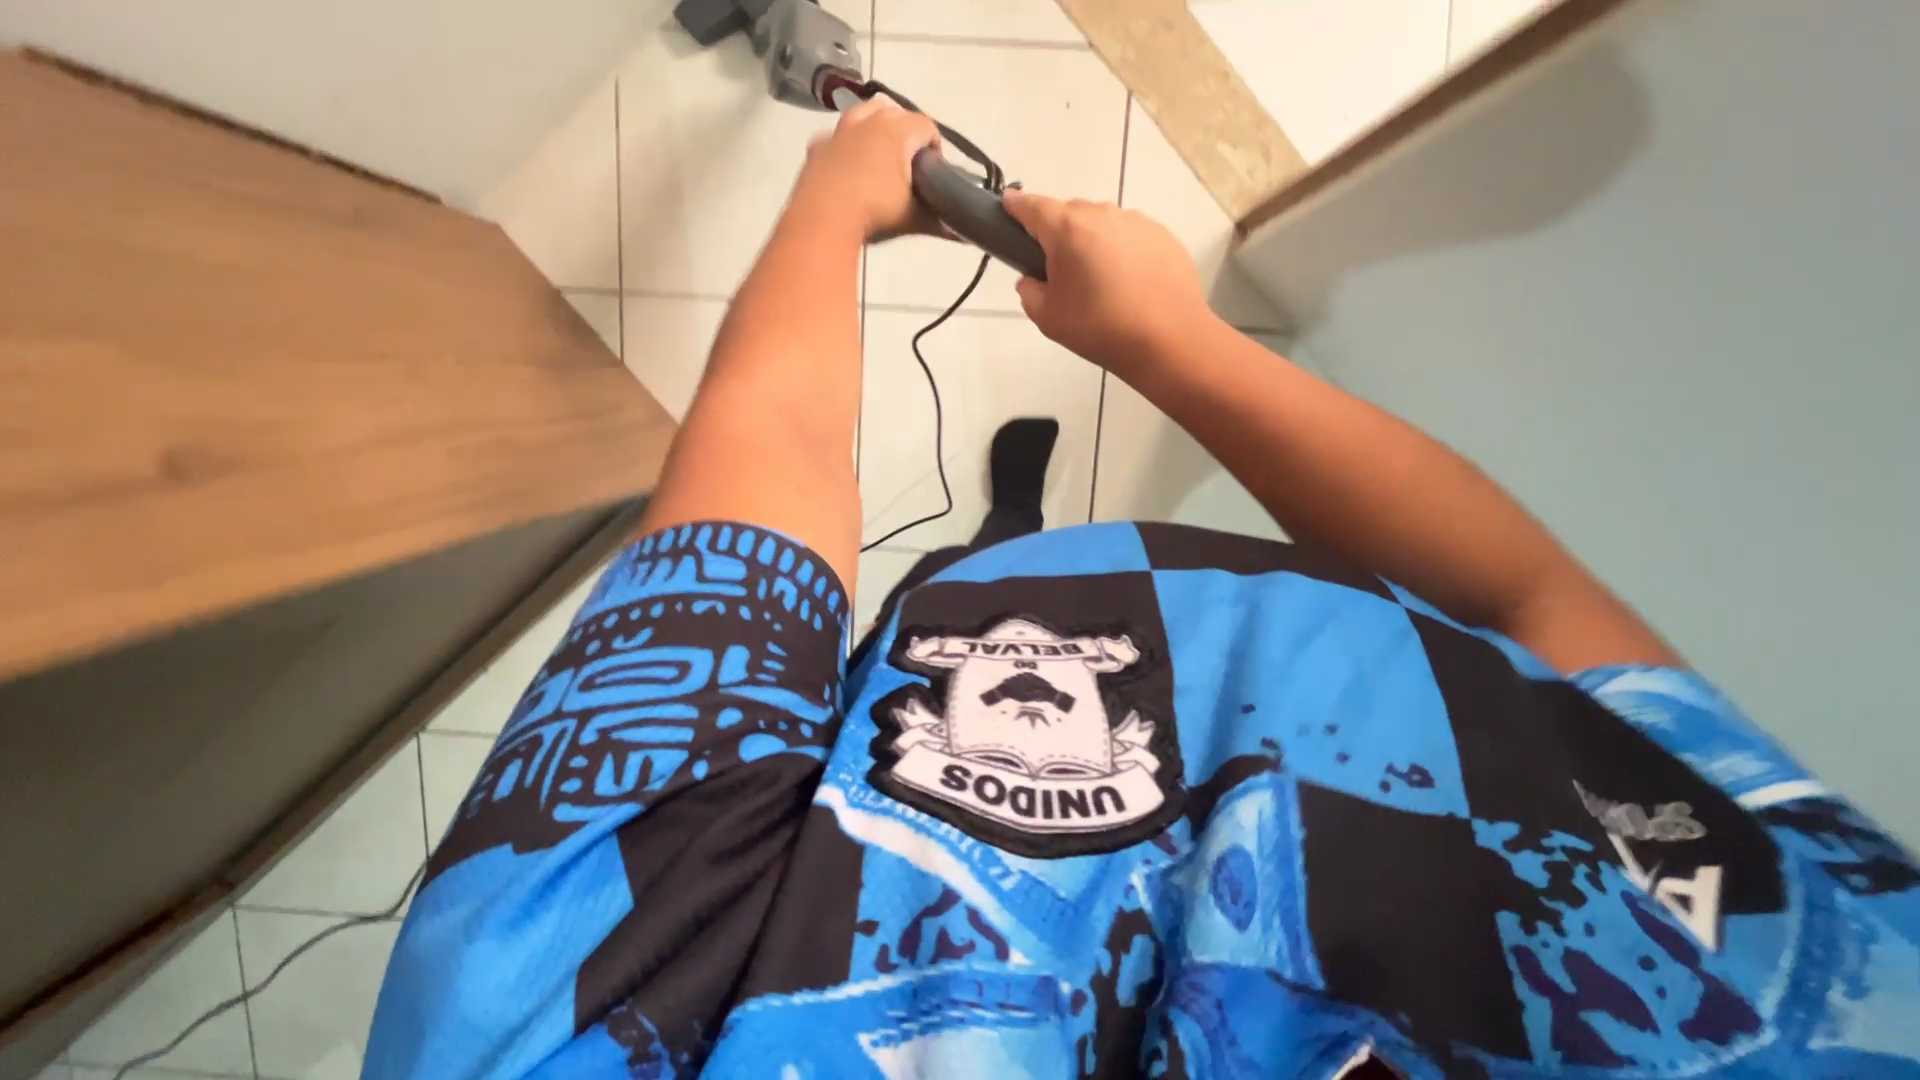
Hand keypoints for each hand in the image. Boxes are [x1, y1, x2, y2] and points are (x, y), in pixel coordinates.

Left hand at [792, 97, 942, 241]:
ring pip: (864, 113)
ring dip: (875, 128)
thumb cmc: (875, 212)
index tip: (934, 172)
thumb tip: (964, 235)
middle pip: (896, 113)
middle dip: (906, 133)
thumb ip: (938, 222)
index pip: (927, 126)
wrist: (823, 218)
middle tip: (908, 165)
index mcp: (898, 131)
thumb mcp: (912, 218)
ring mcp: (840, 130)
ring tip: (880, 157)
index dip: (935, 147)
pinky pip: (836, 137)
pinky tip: (848, 166)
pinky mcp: (817, 147)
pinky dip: (845, 146)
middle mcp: (869, 121)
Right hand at [1002, 191, 1214, 372]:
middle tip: (1060, 273)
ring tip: (1100, 283)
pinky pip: (1129, 237)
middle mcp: (1102, 214)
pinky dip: (1122, 253)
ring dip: (1092, 243)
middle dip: (1058, 235)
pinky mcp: (1162, 234)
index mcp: (1067, 229)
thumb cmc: (1099, 329)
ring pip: (1101, 224)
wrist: (1168, 339)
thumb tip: (1032, 278)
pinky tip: (1128, 285)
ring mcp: (1136, 221)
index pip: (1031, 206)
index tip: (1007, 211)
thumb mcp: (1048, 318)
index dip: (1015, 207)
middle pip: (1068, 214)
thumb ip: (1029, 291)